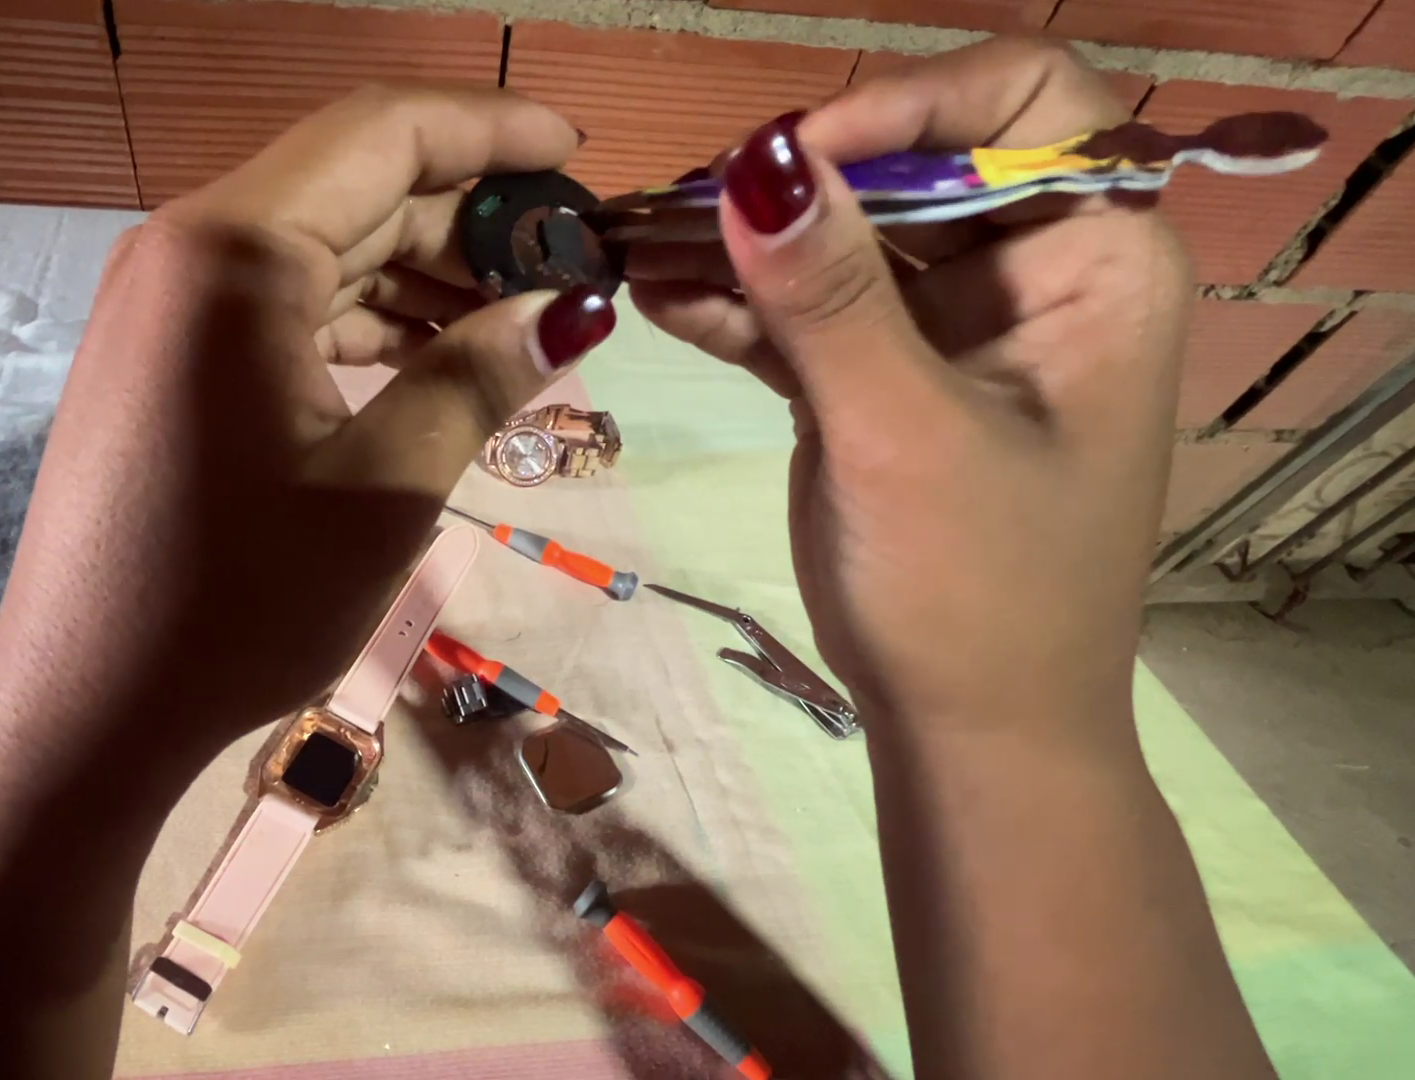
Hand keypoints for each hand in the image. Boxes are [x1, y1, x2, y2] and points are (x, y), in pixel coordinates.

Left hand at [15, 85, 616, 743]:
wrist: (96, 705)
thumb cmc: (243, 602)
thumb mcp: (387, 484)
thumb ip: (481, 374)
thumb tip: (575, 306)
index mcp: (232, 252)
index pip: (385, 133)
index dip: (494, 131)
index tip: (576, 153)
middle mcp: (187, 252)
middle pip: (354, 188)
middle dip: (467, 217)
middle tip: (563, 264)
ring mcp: (169, 310)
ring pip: (322, 250)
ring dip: (422, 275)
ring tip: (515, 319)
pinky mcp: (171, 364)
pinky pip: (286, 310)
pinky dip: (367, 322)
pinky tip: (430, 358)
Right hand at [628, 38, 1189, 739]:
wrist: (959, 717)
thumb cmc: (971, 587)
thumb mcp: (901, 432)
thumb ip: (829, 297)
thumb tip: (757, 164)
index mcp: (1089, 266)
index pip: (1023, 111)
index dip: (907, 105)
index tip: (786, 153)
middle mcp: (1016, 282)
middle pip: (903, 177)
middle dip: (793, 184)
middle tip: (680, 202)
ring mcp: (929, 338)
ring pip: (833, 253)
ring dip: (740, 248)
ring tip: (642, 246)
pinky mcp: (864, 387)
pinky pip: (794, 323)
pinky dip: (732, 311)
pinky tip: (658, 300)